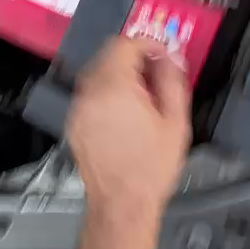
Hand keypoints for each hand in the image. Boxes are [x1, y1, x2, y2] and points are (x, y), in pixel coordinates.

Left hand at [66, 37, 191, 228]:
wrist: (122, 204)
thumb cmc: (150, 169)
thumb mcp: (175, 121)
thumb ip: (173, 81)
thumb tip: (172, 58)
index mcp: (116, 88)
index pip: (125, 44)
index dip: (148, 44)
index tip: (163, 54)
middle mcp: (91, 93)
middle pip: (108, 54)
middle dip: (134, 57)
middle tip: (156, 72)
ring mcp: (79, 108)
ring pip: (97, 72)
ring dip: (119, 73)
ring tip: (143, 95)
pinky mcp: (74, 122)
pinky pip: (89, 93)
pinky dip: (106, 92)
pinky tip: (125, 111)